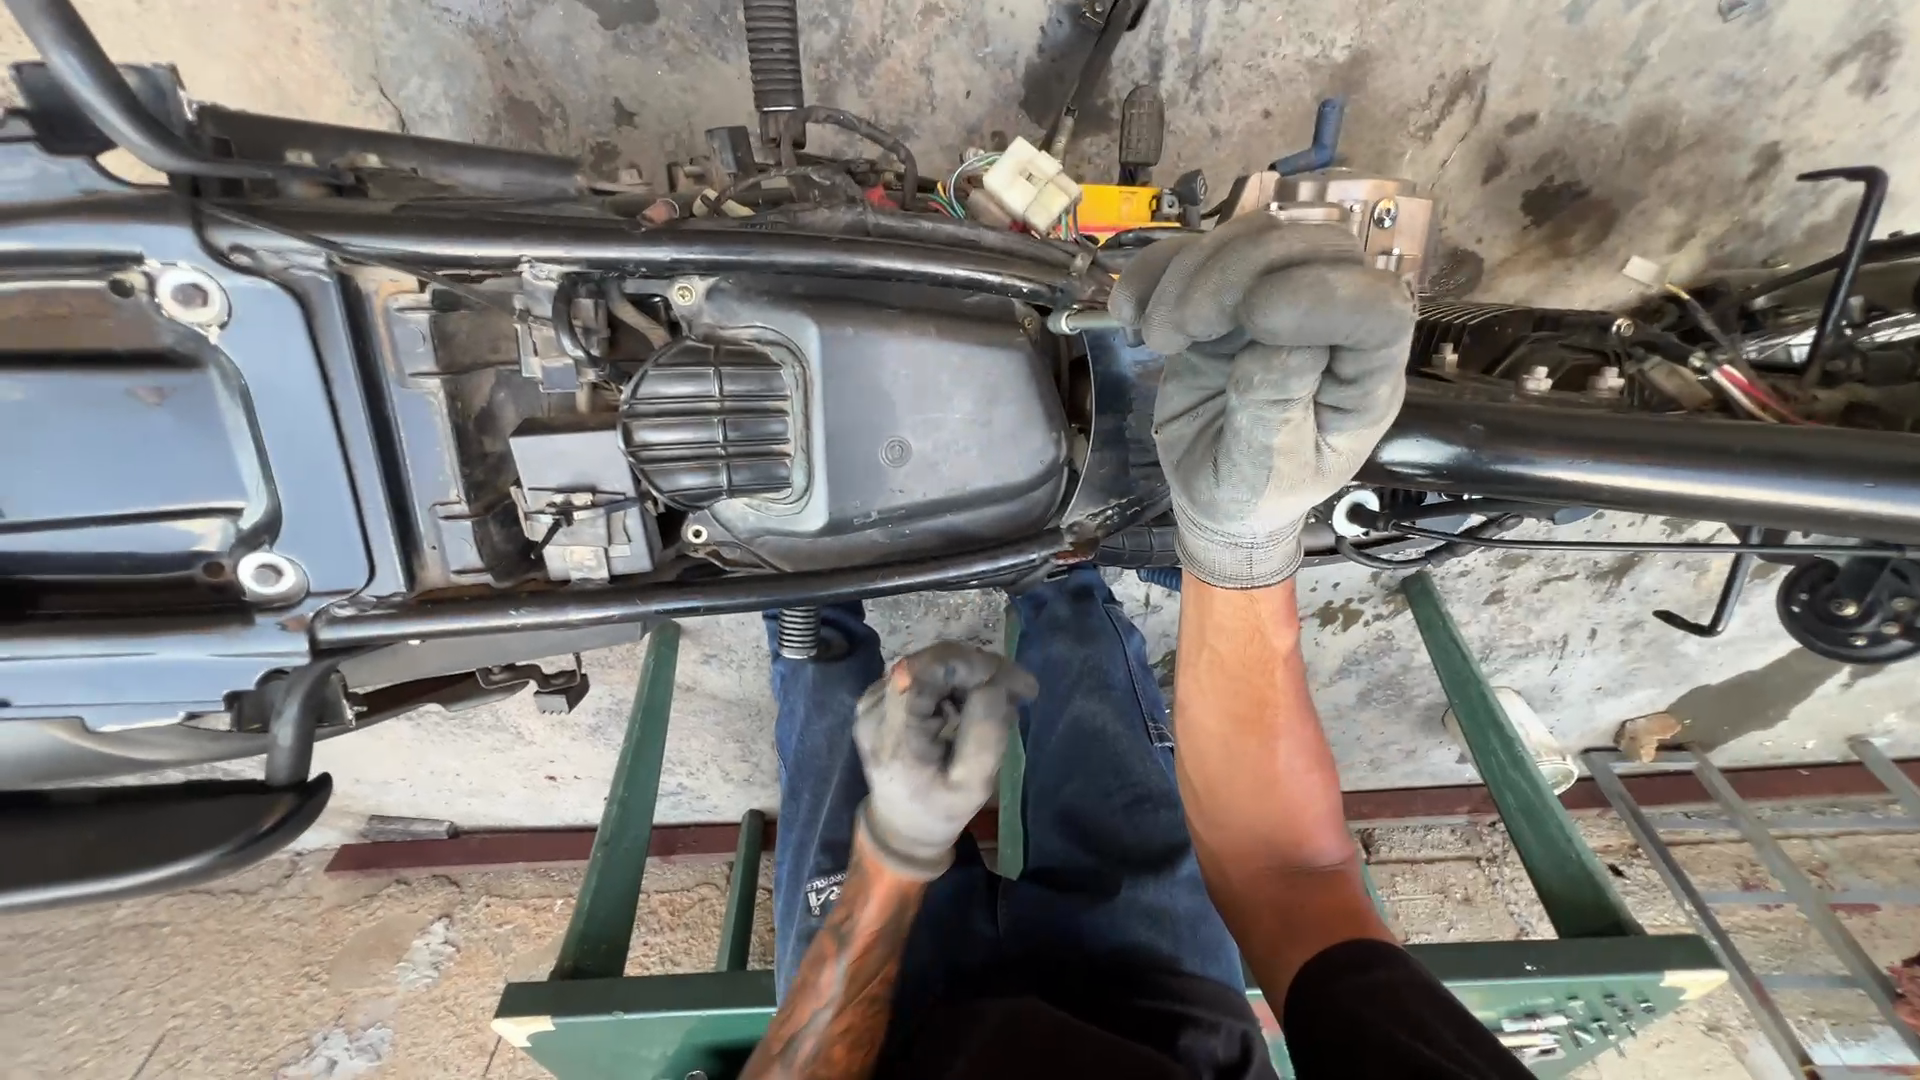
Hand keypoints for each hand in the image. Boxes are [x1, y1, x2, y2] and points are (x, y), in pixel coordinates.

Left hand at [853, 642, 1037, 878]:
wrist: (901, 824)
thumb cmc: (939, 809)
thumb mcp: (973, 785)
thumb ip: (985, 735)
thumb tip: (994, 684)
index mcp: (893, 734)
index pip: (925, 672)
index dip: (972, 666)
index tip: (1015, 684)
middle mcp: (875, 707)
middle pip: (931, 661)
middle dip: (981, 668)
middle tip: (1019, 690)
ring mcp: (873, 698)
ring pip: (931, 662)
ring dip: (971, 673)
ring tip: (1001, 699)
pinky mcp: (880, 695)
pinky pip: (924, 672)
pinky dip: (956, 680)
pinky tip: (973, 702)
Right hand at [1111, 212, 1415, 587]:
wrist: (1211, 496)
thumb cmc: (1253, 495)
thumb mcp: (1265, 474)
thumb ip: (1274, 414)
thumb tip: (1279, 342)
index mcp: (1363, 377)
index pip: (1375, 308)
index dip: (1321, 295)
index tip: (1253, 321)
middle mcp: (1331, 325)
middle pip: (1310, 247)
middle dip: (1235, 275)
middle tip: (1179, 333)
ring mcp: (1276, 302)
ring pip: (1252, 236)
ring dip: (1190, 274)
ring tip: (1157, 339)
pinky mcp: (1225, 299)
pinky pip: (1194, 254)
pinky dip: (1153, 270)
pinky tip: (1127, 313)